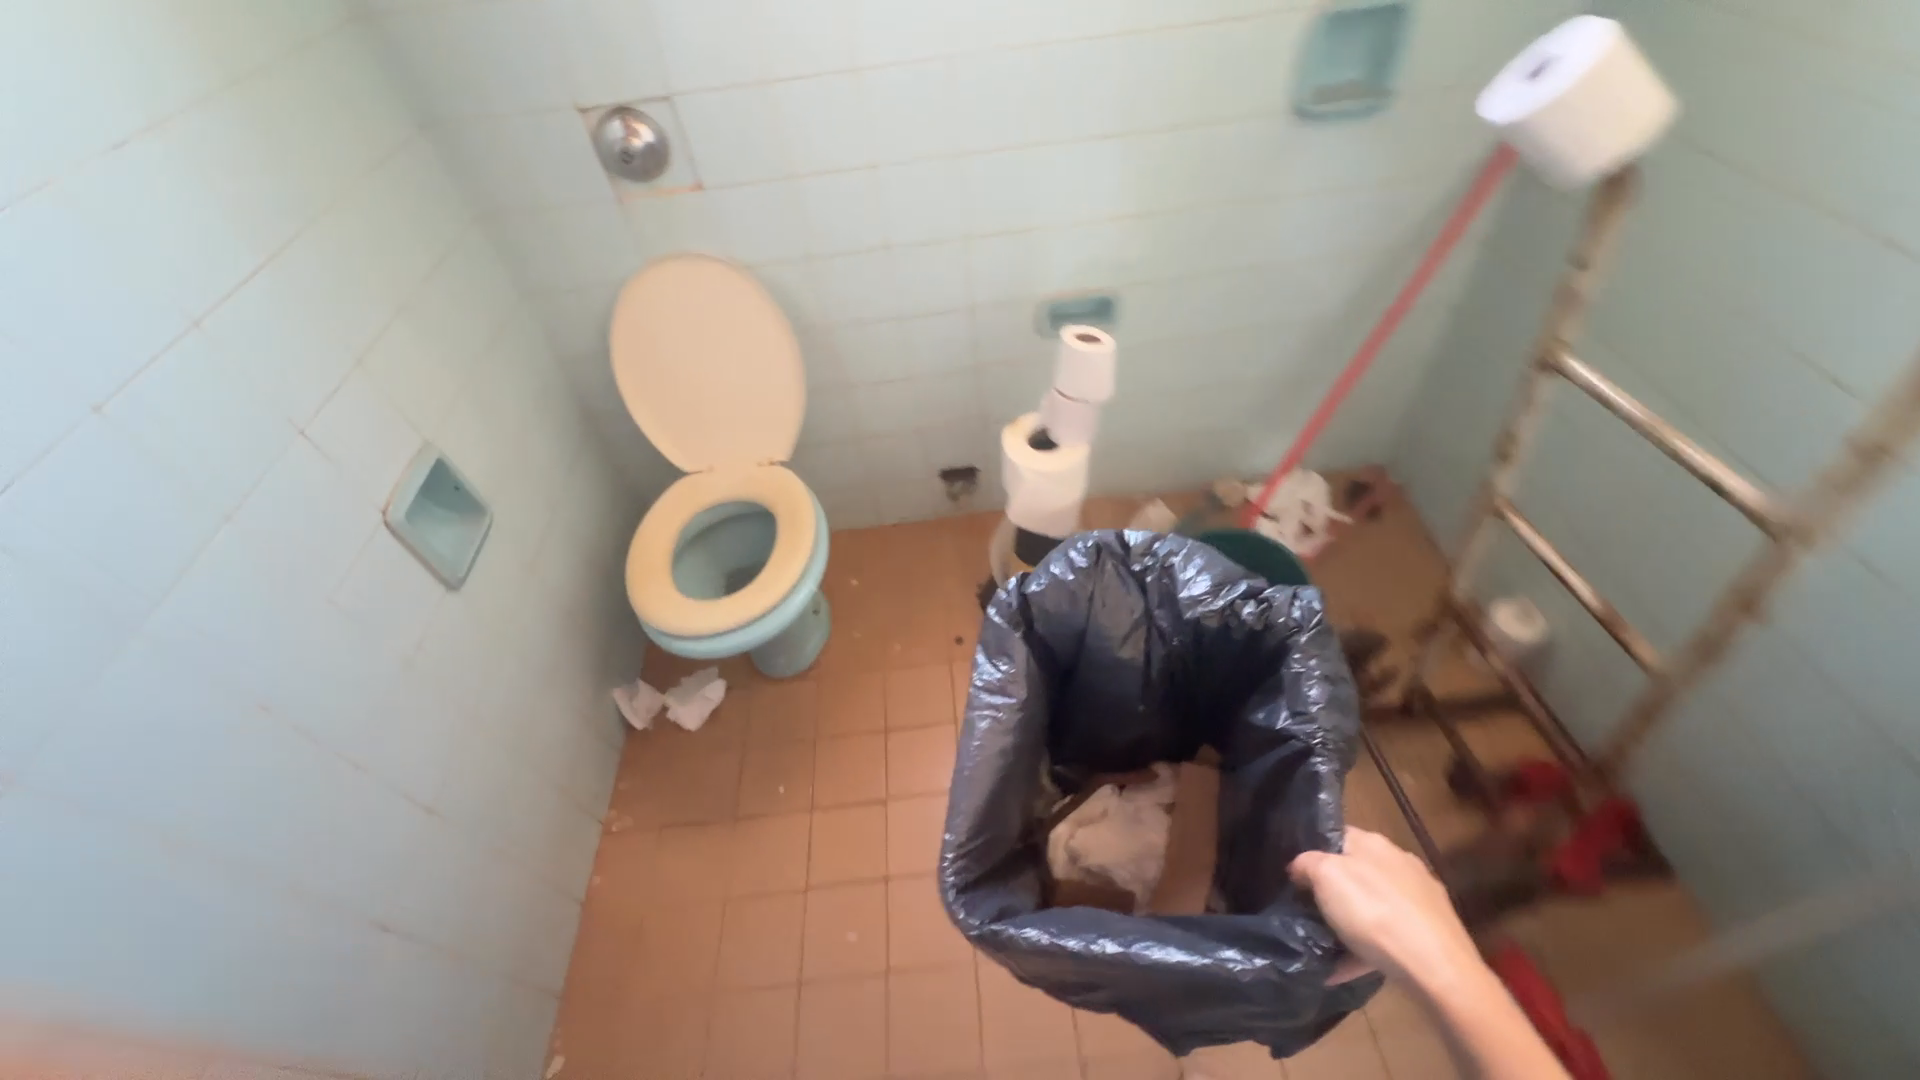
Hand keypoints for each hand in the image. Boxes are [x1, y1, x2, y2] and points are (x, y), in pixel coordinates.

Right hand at [1290, 828, 1481, 989]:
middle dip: (1334, 891)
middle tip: (1311, 912)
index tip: (1296, 877)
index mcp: (1373, 843)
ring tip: (1329, 946)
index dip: (1312, 852)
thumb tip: (1300, 867)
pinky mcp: (1434, 930)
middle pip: (1355, 872)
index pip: (1335, 835)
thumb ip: (1306, 863)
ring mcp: (1420, 897)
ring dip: (1352, 922)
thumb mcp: (1325, 877)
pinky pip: (1390, 934)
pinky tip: (1349, 969)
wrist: (1438, 969)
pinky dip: (1368, 949)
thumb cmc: (1374, 913)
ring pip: (1374, 905)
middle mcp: (1399, 862)